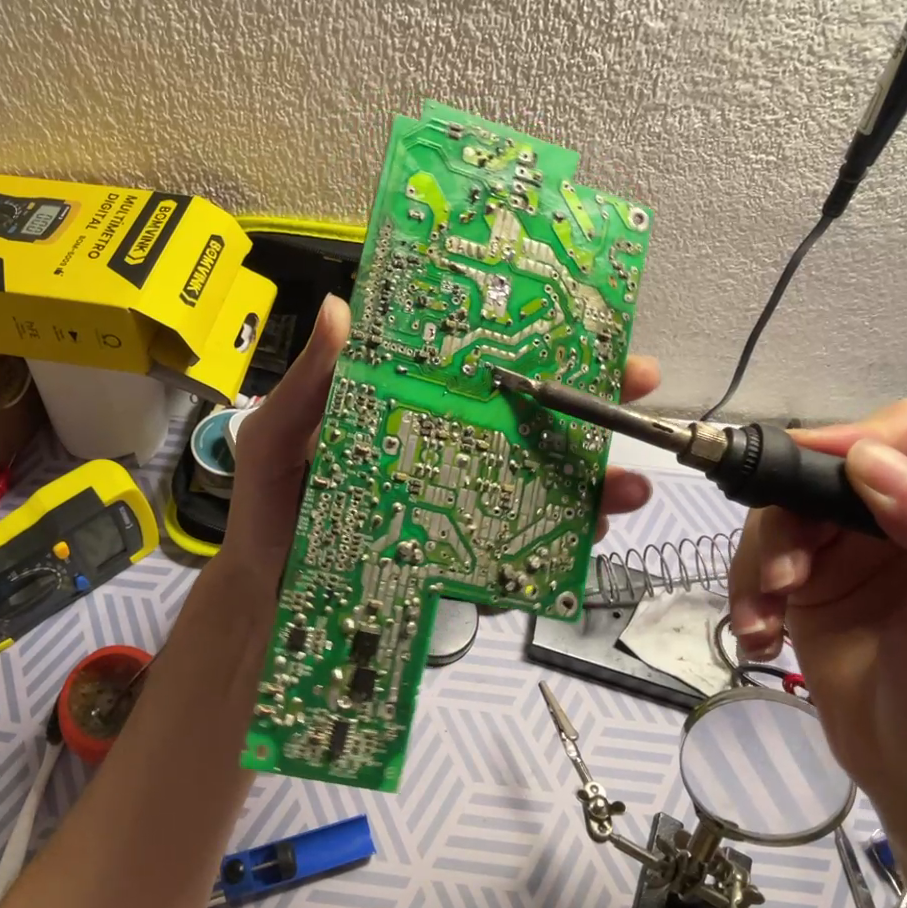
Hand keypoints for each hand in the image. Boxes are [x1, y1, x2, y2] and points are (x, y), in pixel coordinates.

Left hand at [222, 294, 659, 585]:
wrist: (272, 600)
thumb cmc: (270, 510)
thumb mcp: (276, 440)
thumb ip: (306, 386)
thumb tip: (337, 307)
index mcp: (404, 409)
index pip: (473, 366)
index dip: (523, 341)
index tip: (580, 321)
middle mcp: (443, 449)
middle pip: (524, 419)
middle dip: (585, 401)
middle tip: (636, 382)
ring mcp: (458, 505)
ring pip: (537, 482)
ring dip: (591, 477)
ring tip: (626, 480)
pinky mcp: (462, 557)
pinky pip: (520, 547)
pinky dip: (560, 542)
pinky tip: (584, 535)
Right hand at [727, 399, 906, 837]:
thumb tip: (871, 459)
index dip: (856, 442)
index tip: (801, 479)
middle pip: (827, 472)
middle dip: (789, 521)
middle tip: (783, 582)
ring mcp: (857, 551)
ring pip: (782, 512)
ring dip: (760, 563)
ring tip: (763, 621)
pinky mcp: (814, 581)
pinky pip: (761, 556)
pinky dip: (748, 590)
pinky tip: (759, 635)